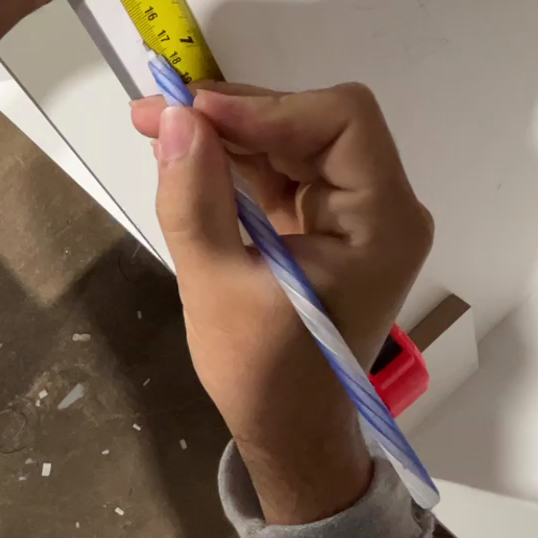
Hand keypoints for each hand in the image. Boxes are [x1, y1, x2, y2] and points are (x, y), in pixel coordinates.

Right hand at [131, 84, 432, 523]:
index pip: (341, 122)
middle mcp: (379, 208)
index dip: (266, 107)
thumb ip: (194, 199)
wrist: (287, 429)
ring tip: (157, 128)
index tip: (193, 113)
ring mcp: (351, 216)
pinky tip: (187, 159)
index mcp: (381, 223)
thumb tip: (171, 118)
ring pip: (290, 144)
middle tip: (158, 112)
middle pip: (313, 125)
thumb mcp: (215, 285)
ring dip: (226, 135)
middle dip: (235, 115)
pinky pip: (279, 175)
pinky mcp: (320, 227)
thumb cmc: (262, 374)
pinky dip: (233, 164)